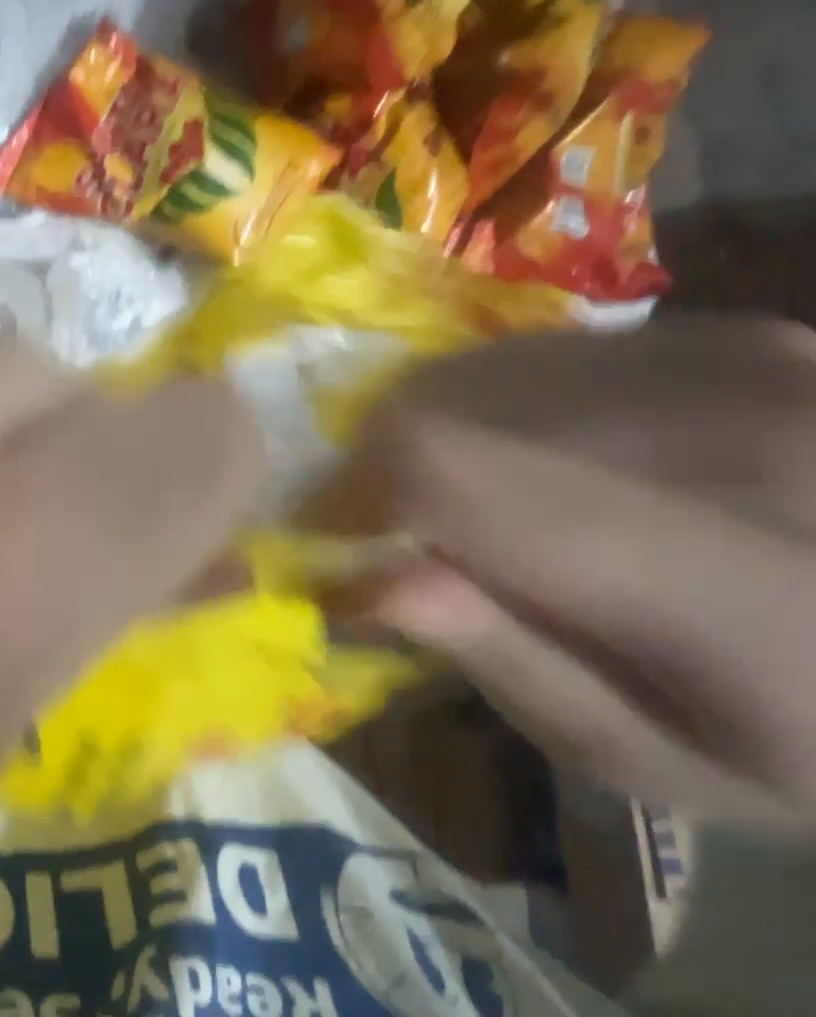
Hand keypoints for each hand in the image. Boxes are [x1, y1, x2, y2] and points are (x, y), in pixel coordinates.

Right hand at [316, 318, 815, 827]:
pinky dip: (487, 413)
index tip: (322, 543)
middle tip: (401, 541)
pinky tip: (539, 468)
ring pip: (472, 375)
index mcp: (717, 577)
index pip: (450, 475)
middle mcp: (724, 434)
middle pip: (438, 412)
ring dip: (429, 440)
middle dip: (380, 475)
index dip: (346, 495)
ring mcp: (737, 363)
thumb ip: (506, 666)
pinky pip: (528, 358)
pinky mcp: (731, 333)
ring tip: (475, 510)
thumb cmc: (799, 737)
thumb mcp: (643, 757)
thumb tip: (364, 582)